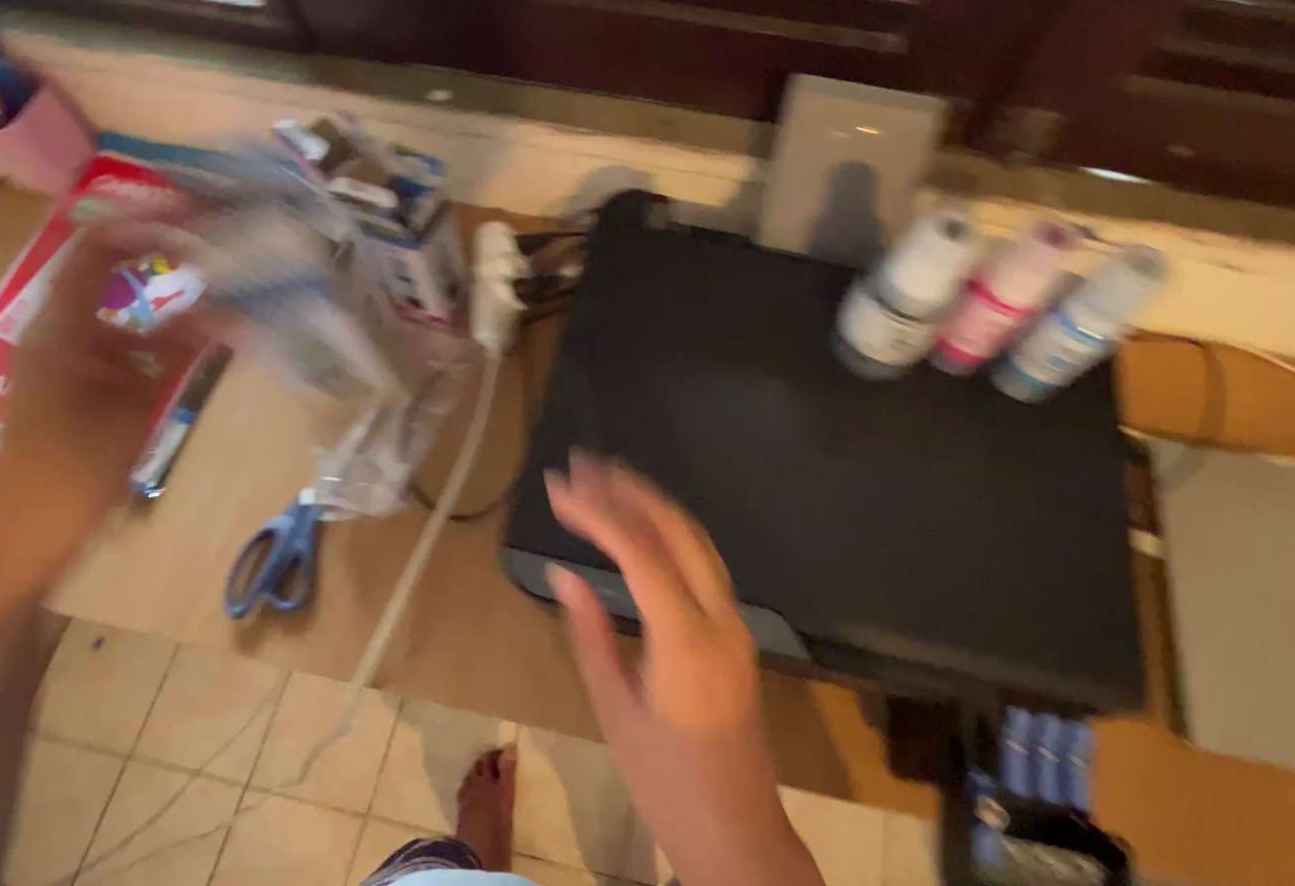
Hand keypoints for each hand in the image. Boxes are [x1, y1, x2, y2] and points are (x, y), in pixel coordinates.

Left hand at [0, 228, 207, 602]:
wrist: (23, 535)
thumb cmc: (75, 471)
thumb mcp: (136, 406)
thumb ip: (177, 349)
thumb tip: (227, 307)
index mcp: (58, 329)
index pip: (98, 250)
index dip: (146, 225)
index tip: (197, 215)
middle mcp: (51, 331)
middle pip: (105, 271)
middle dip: (158, 254)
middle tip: (214, 246)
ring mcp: (57, 357)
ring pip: (113, 307)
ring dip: (159, 294)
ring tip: (214, 288)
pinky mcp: (67, 382)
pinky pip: (113, 338)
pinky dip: (151, 331)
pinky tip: (190, 341)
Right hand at [545, 452, 823, 885]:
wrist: (736, 831)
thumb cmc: (664, 781)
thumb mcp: (614, 709)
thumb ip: (590, 633)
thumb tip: (563, 574)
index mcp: (685, 637)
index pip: (639, 551)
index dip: (597, 511)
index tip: (557, 487)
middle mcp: (719, 616)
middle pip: (678, 529)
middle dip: (629, 489)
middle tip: (582, 463)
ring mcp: (735, 622)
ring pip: (696, 542)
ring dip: (651, 506)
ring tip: (607, 480)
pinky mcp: (735, 633)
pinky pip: (703, 566)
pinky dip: (669, 536)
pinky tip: (641, 530)